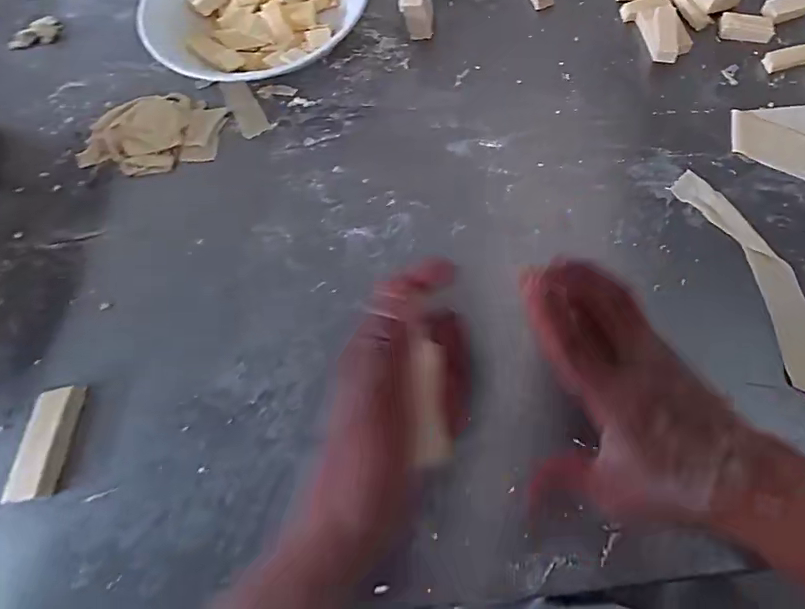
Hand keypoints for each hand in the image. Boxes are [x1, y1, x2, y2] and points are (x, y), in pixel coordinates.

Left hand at [294, 259, 469, 553]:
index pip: (396, 294)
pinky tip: (445, 429)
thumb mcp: (376, 399)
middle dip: (450, 349)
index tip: (454, 275)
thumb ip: (388, 344)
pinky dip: (452, 404)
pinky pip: (445, 390)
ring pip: (443, 359)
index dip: (422, 277)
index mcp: (372, 350)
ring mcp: (401, 387)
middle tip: (448, 384)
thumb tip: (401, 288)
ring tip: (444, 415)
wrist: (349, 530)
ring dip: (453, 381)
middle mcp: (386, 360)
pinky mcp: (413, 411)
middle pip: (431, 327)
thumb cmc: (361, 464)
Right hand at [522, 259, 804, 533]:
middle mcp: (634, 362)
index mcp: (613, 396)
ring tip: (566, 265)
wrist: (736, 468)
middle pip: (598, 308)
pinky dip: (610, 291)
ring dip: (590, 279)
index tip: (532, 287)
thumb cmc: (674, 481)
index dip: (548, 314)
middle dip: (567, 283)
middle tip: (541, 268)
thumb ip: (569, 476)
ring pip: (618, 302)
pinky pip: (633, 309)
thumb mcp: (614, 489)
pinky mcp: (668, 349)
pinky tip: (602, 290)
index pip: (573, 345)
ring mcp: (655, 350)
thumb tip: (531, 482)